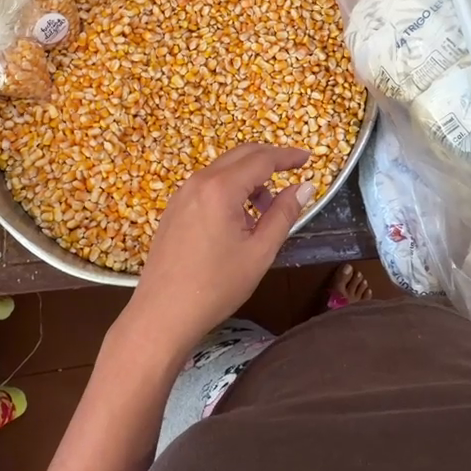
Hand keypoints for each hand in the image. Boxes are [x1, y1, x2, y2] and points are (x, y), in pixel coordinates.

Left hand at [124, 143, 314, 352]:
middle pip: (241, 155)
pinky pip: (208, 184)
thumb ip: (284, 214)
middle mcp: (199, 181)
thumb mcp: (259, 252)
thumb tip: (305, 187)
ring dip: (250, 177)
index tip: (308, 158)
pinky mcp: (174, 208)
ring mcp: (182, 194)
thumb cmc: (216, 287)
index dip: (288, 156)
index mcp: (221, 189)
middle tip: (293, 171)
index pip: (262, 159)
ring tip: (266, 210)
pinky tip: (238, 219)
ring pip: (223, 169)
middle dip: (269, 159)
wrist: (162, 316)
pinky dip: (230, 188)